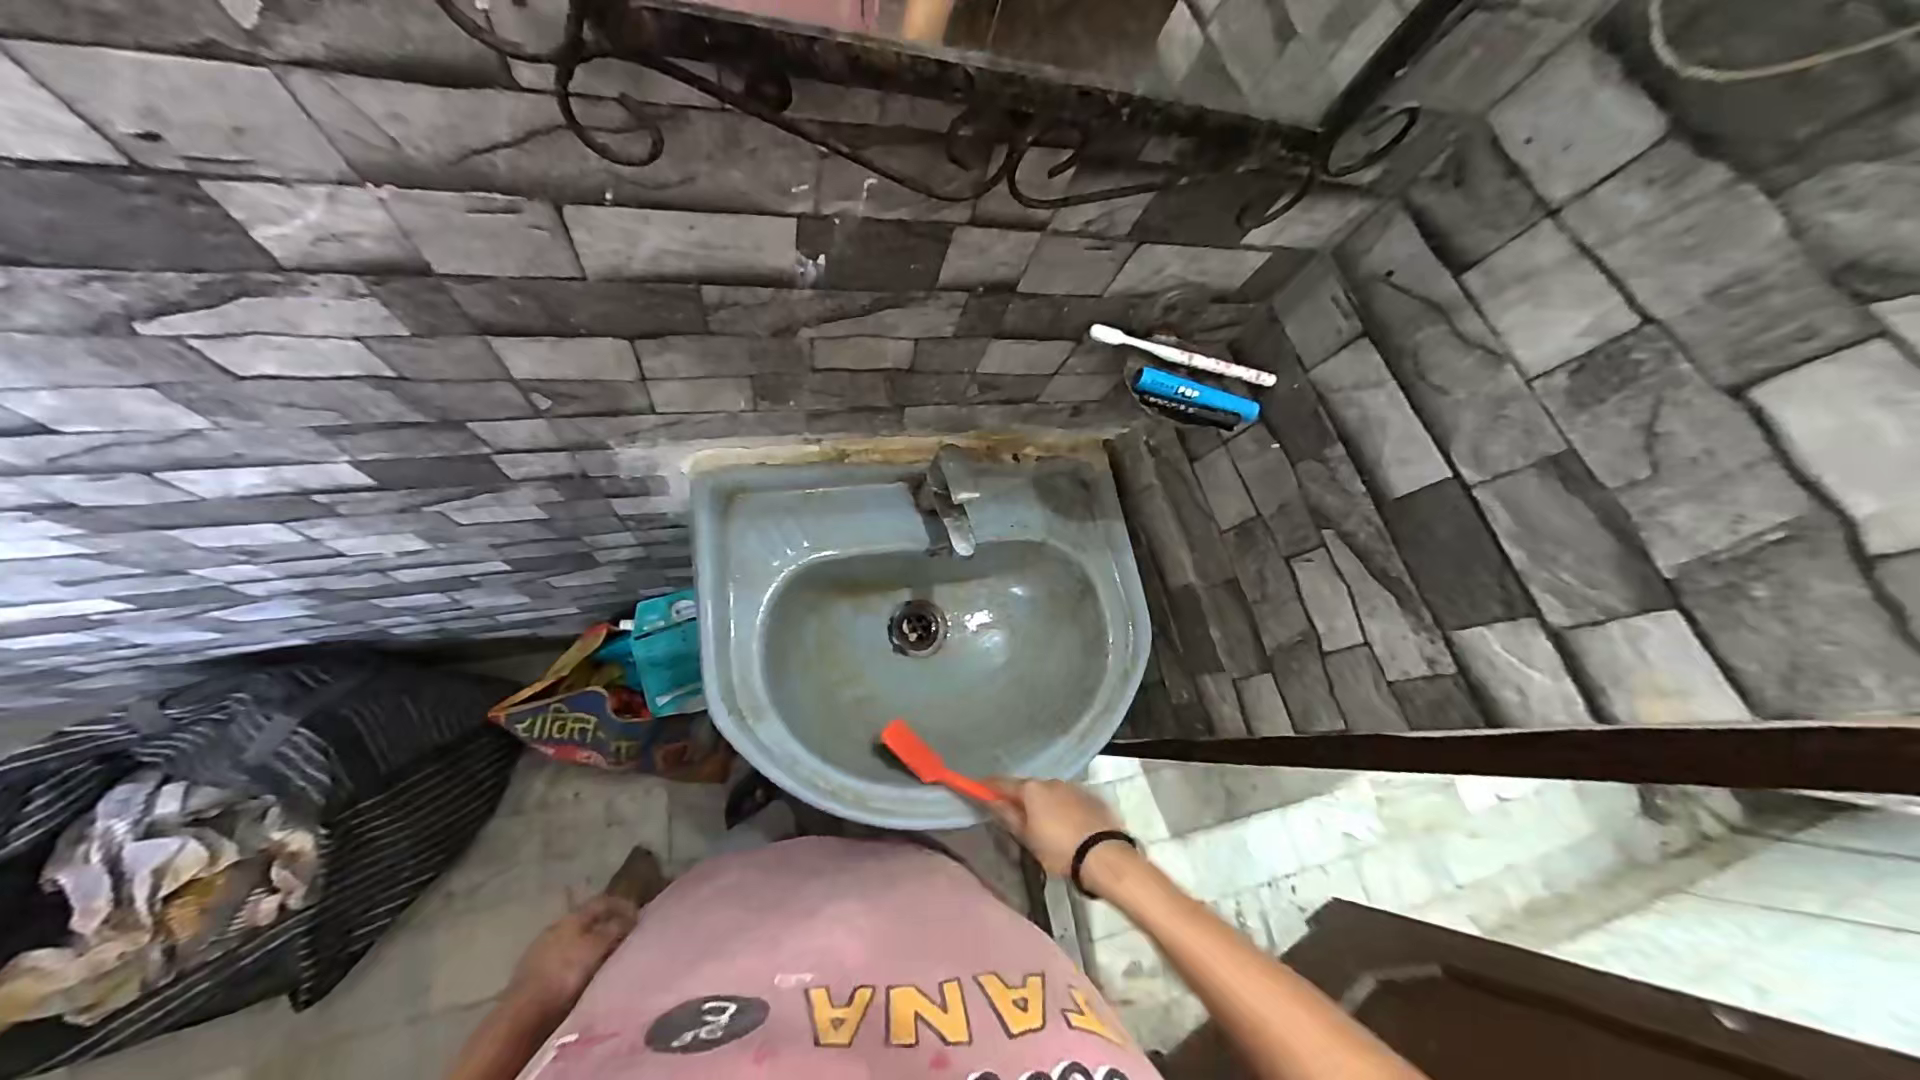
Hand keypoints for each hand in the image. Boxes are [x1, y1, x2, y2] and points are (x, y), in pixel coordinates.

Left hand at [505, 894, 637, 1018]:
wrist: (523, 1014)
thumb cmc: (565, 973)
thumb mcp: (598, 946)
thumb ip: (616, 927)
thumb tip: (630, 917)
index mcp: (572, 917)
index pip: (602, 901)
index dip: (622, 905)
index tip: (639, 915)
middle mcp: (556, 928)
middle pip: (588, 920)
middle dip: (608, 925)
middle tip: (627, 935)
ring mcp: (542, 951)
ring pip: (576, 941)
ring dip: (593, 945)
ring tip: (609, 957)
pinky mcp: (534, 975)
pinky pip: (565, 960)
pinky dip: (580, 962)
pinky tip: (587, 975)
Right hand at [982, 777, 1124, 875]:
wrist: (1104, 855)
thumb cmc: (1059, 849)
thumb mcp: (1027, 838)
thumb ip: (1008, 816)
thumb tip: (991, 800)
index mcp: (1031, 789)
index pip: (1002, 783)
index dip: (989, 787)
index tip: (978, 790)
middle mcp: (1051, 781)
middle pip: (1028, 788)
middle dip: (1020, 799)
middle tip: (1015, 818)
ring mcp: (1072, 787)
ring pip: (1050, 793)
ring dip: (1043, 804)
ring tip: (1044, 827)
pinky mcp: (1090, 797)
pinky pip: (1068, 799)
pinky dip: (1062, 808)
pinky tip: (1066, 826)